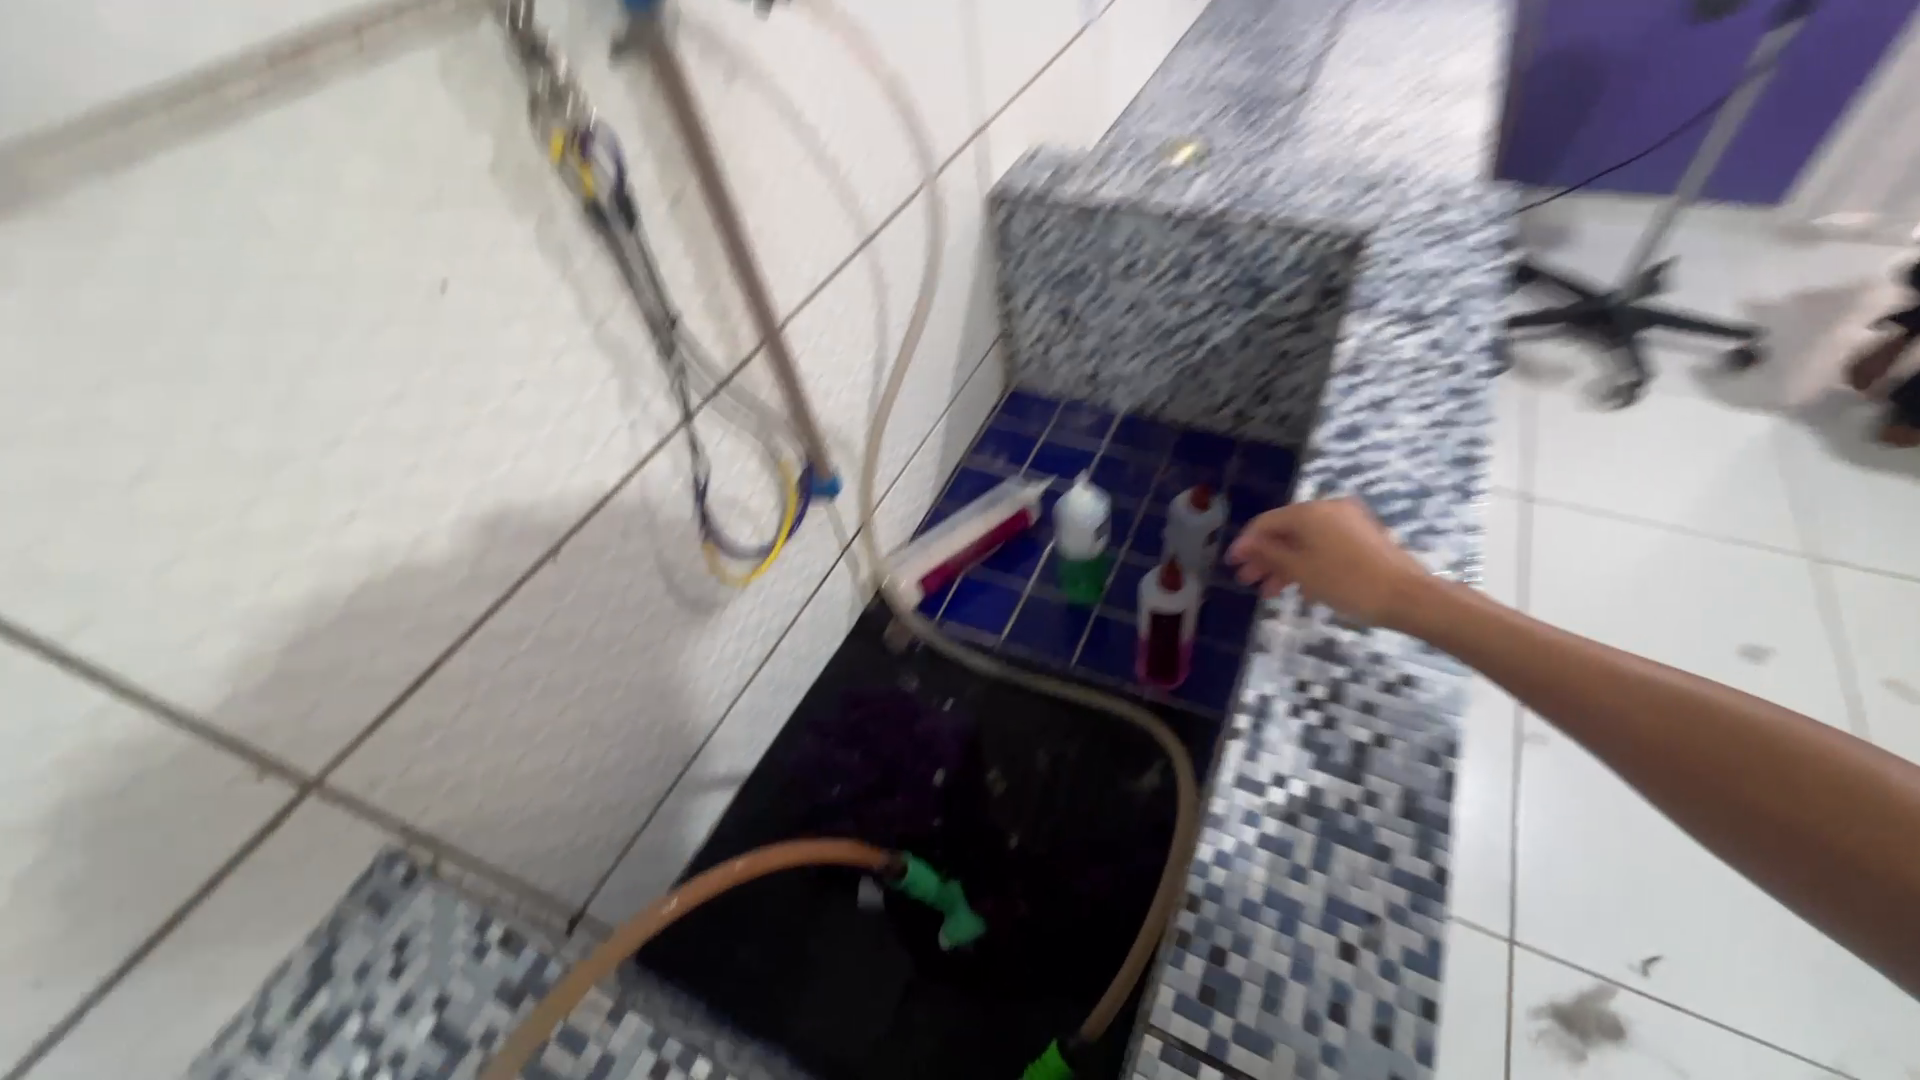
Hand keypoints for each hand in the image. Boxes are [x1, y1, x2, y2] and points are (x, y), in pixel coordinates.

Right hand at [1225, 497, 1431, 626]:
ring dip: (1285, 565)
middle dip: (1265, 558)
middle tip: (1249, 583)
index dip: (1245, 545)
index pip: (1265, 523)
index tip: (1232, 566)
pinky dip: (1308, 563)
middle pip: (1285, 531)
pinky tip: (1303, 589)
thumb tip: (1244, 545)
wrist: (1407, 595)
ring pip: (1305, 541)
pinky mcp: (1363, 537)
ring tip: (1273, 592)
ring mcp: (1348, 522)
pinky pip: (1324, 546)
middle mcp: (1328, 509)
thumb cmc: (1347, 582)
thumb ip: (1268, 554)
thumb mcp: (1300, 570)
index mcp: (1309, 512)